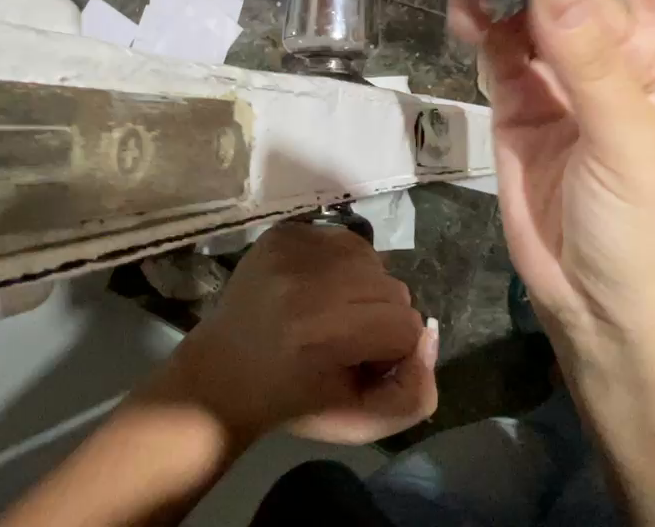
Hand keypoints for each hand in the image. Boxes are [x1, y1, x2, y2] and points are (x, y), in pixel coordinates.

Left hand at [144, 223, 437, 445]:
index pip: (406, 326)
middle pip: (393, 287)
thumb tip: (430, 335)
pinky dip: (342, 263)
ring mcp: (292, 251)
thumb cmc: (294, 401)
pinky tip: (319, 287)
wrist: (224, 371)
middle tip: (349, 338)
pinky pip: (344, 237)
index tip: (363, 363)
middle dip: (382, 316)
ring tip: (336, 310)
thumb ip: (414, 393)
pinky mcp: (283, 232)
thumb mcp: (358, 423)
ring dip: (365, 285)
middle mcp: (307, 283)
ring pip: (372, 258)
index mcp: (323, 334)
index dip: (393, 350)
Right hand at [449, 0, 654, 372]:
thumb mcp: (631, 144)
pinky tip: (463, 16)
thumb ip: (591, 60)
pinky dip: (478, 25)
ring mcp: (563, 78)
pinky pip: (496, 49)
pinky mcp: (518, 103)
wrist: (599, 309)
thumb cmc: (647, 231)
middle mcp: (617, 56)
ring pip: (528, 11)